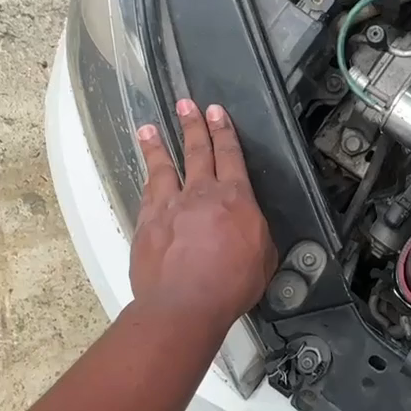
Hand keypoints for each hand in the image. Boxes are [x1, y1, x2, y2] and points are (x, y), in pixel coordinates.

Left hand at [128, 100, 277, 327]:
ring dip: (158, 146)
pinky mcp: (147, 225)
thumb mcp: (264, 257)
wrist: (183, 305)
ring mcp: (170, 207)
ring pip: (163, 167)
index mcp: (235, 198)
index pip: (230, 155)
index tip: (217, 112)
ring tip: (150, 128)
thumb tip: (250, 229)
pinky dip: (148, 179)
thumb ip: (256, 234)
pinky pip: (148, 194)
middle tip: (187, 105)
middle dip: (193, 126)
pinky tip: (146, 173)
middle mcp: (201, 193)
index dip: (224, 131)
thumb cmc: (231, 284)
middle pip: (197, 151)